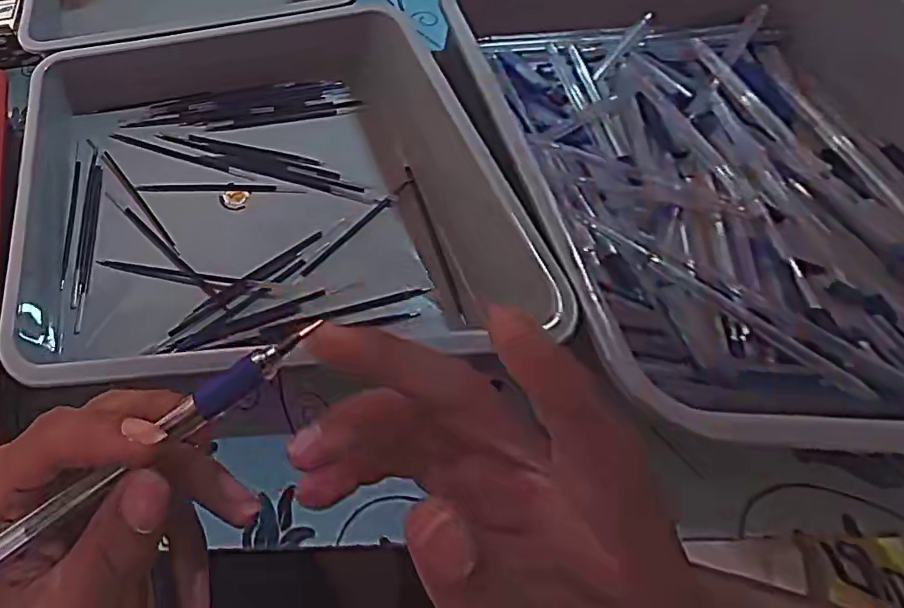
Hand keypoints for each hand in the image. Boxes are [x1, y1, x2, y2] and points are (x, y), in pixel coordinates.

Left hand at [0, 390, 261, 607]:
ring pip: (148, 448)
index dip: (106, 433)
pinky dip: (190, 522)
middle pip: (111, 427)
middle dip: (170, 445)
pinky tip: (193, 580)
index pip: (54, 437)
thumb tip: (152, 483)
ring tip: (237, 508)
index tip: (158, 442)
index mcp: (16, 487)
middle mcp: (53, 468)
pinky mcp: (120, 495)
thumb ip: (109, 549)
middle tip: (211, 452)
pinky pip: (163, 486)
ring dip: (196, 478)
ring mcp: (90, 478)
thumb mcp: (72, 603)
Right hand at [289, 307, 702, 607]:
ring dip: (354, 426)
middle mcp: (543, 471)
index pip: (583, 425)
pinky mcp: (466, 485)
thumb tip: (428, 522)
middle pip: (464, 395)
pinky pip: (403, 453)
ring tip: (305, 454)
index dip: (545, 369)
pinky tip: (323, 480)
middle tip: (325, 344)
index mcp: (599, 506)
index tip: (503, 322)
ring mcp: (499, 473)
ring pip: (417, 418)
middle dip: (388, 361)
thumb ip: (485, 584)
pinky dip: (358, 461)